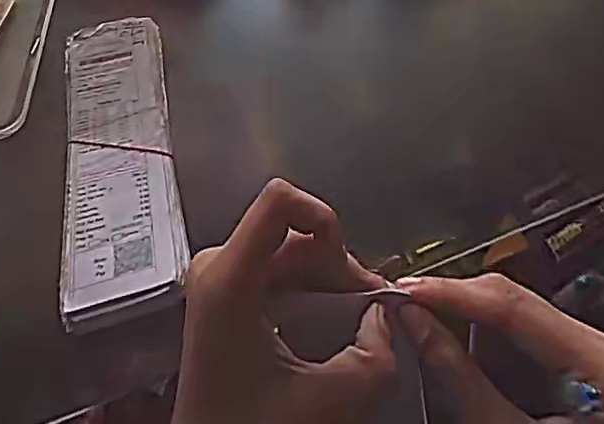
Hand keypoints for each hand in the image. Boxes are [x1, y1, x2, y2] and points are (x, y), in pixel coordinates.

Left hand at [173, 180, 395, 423]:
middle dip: (338, 264)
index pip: (279, 200)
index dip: (321, 216)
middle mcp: (218, 265)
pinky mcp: (227, 288)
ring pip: (291, 247)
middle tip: (367, 307)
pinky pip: (279, 266)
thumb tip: (385, 319)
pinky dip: (312, 286)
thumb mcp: (322, 405)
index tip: (343, 262)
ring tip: (355, 317)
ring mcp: (220, 275)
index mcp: (228, 278)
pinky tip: (331, 320)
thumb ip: (372, 361)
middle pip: (293, 230)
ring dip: (329, 277)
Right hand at [398, 274, 603, 423]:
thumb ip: (462, 381)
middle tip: (408, 305)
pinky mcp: (575, 374)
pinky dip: (484, 352)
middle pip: (513, 305)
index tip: (410, 289)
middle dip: (457, 308)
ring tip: (427, 334)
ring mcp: (593, 360)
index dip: (454, 293)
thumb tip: (414, 321)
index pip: (515, 305)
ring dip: (467, 328)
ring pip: (510, 318)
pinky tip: (460, 362)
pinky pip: (518, 343)